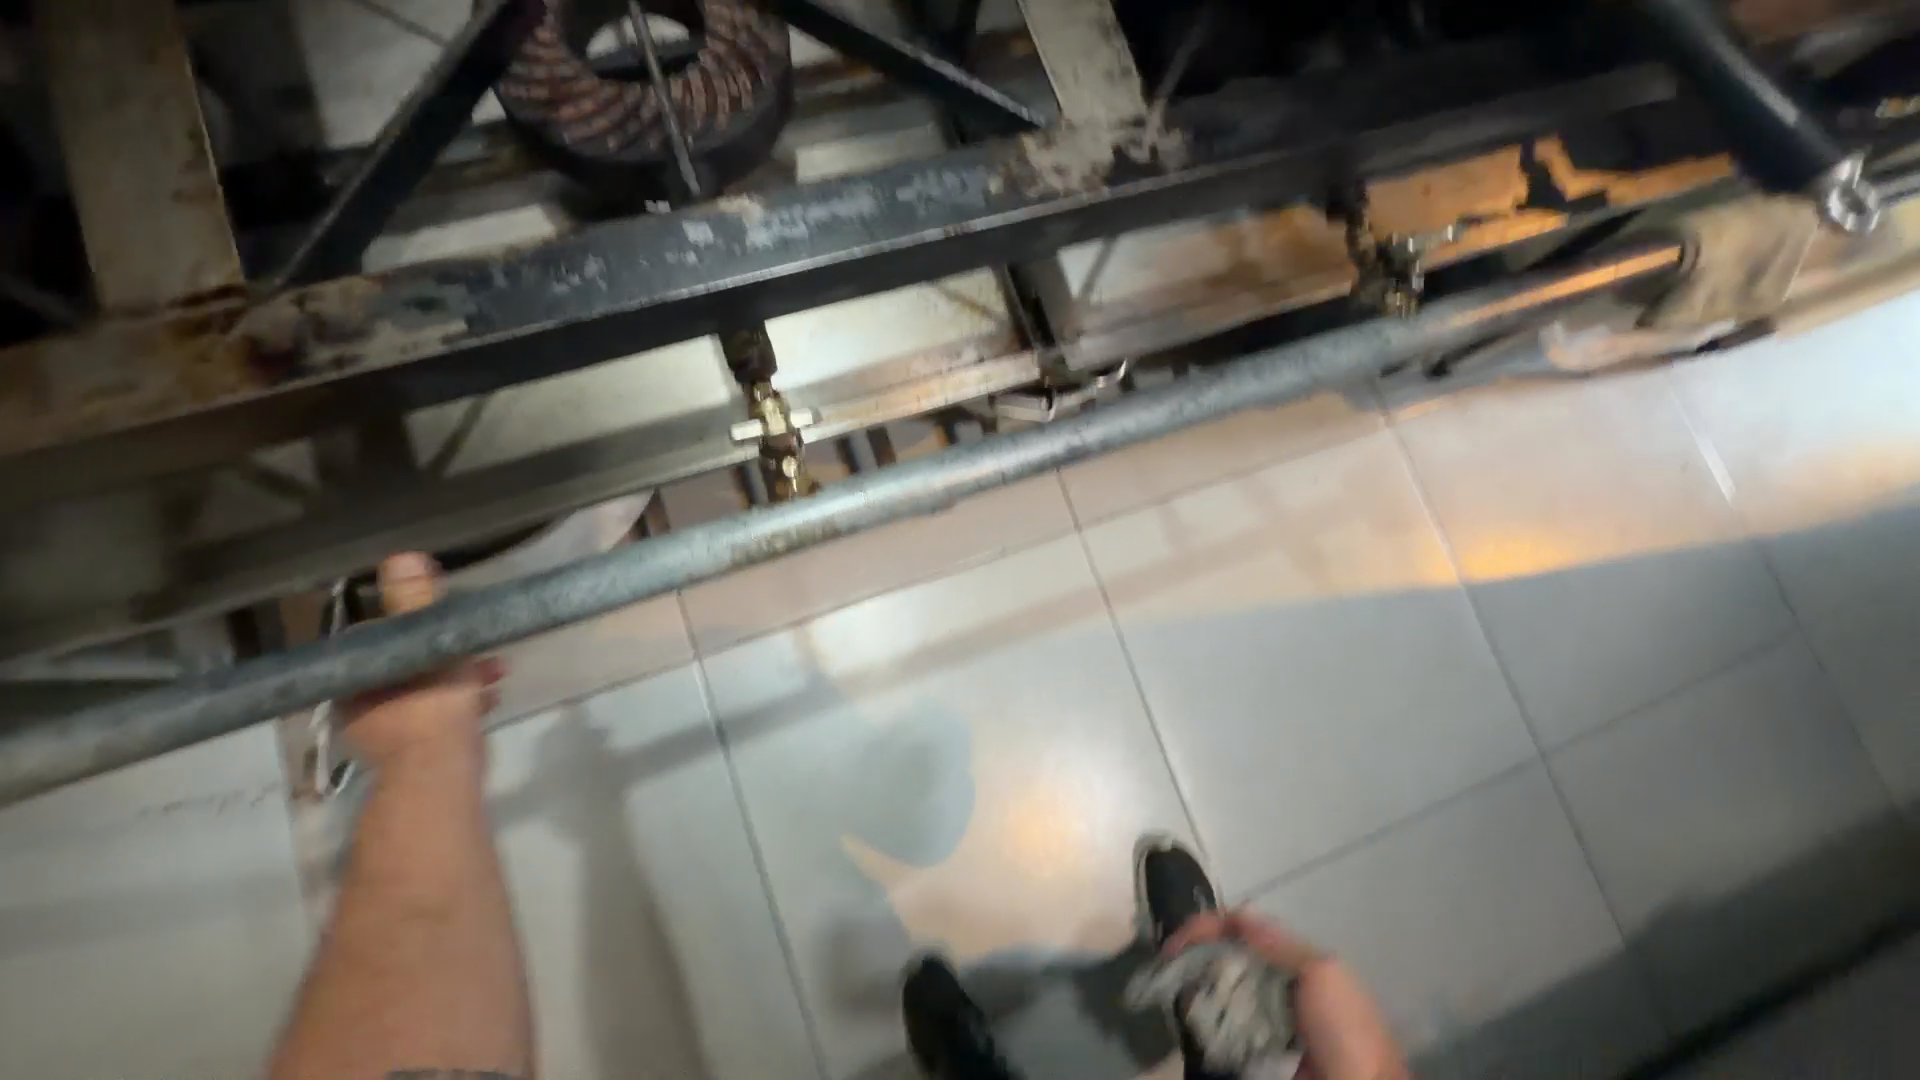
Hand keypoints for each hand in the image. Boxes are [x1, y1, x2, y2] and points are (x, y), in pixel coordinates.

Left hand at [340, 552, 504, 772]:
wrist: (441, 775)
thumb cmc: (431, 708)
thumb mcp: (431, 647)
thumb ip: (417, 606)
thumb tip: (402, 557)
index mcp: (352, 679)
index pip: (377, 636)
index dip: (412, 623)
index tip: (444, 618)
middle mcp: (357, 705)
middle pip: (404, 663)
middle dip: (444, 652)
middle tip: (478, 648)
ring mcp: (383, 731)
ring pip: (422, 689)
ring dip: (457, 676)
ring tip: (496, 673)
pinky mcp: (410, 750)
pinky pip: (434, 713)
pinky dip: (458, 702)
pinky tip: (489, 699)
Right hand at [1167, 911, 1407, 1079]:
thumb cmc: (1346, 1034)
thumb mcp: (1321, 975)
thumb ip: (1279, 944)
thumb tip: (1238, 913)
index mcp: (1297, 959)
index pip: (1243, 928)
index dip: (1207, 927)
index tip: (1175, 946)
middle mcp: (1281, 983)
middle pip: (1229, 957)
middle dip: (1198, 959)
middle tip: (1171, 974)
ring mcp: (1272, 1020)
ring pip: (1225, 993)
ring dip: (1201, 991)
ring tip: (1179, 1000)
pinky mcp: (1265, 1055)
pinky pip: (1230, 1030)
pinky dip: (1211, 1025)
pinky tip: (1195, 1027)